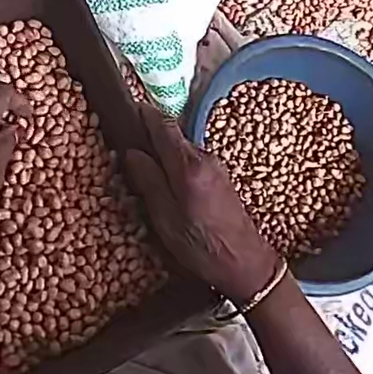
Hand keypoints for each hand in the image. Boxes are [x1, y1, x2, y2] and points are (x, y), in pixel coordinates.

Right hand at [124, 104, 281, 301]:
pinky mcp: (220, 177)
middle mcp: (204, 158)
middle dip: (149, 136)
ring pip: (181, 150)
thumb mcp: (165, 218)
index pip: (163, 125)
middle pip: (172, 136)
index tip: (127, 109)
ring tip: (142, 168)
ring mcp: (216, 166)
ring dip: (162, 153)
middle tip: (127, 146)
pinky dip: (175, 165)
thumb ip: (148, 181)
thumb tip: (132, 152)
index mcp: (188, 166)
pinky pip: (191, 162)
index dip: (143, 114)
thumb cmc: (201, 246)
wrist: (245, 263)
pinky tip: (165, 184)